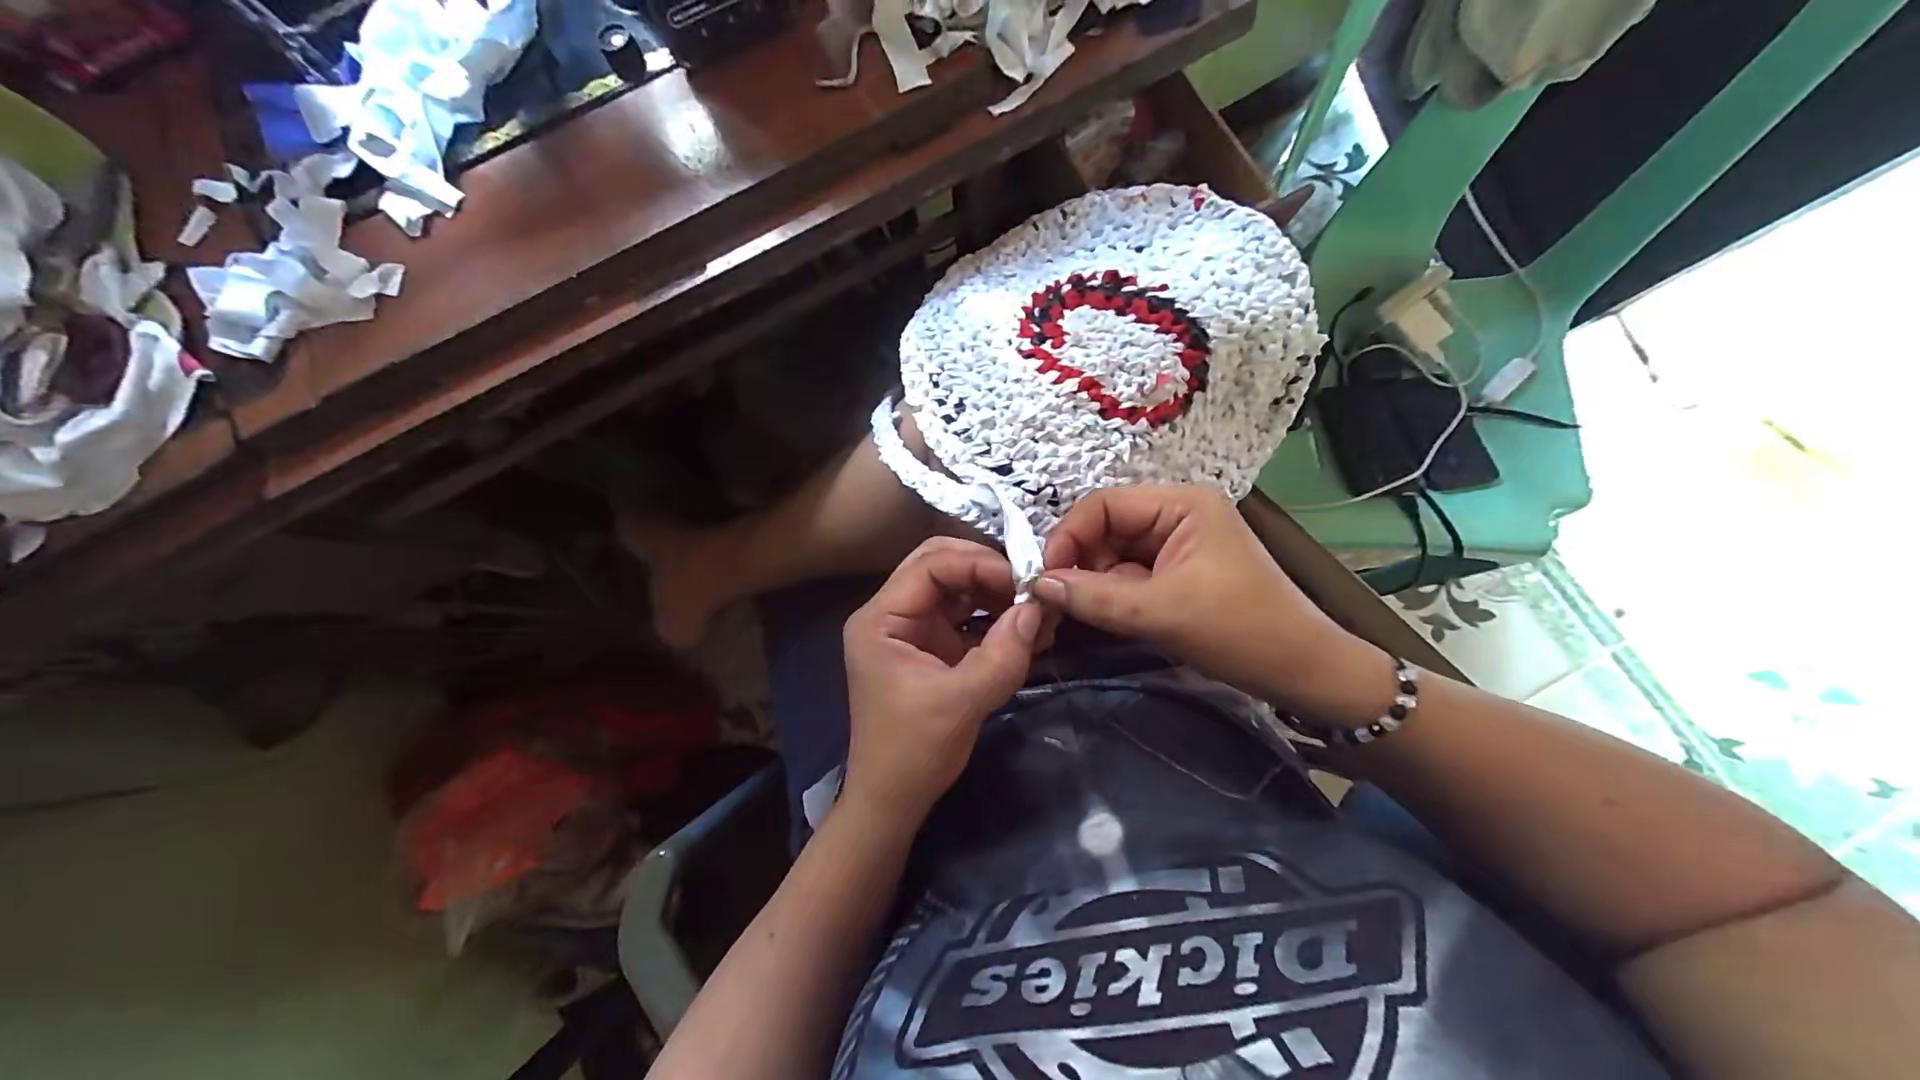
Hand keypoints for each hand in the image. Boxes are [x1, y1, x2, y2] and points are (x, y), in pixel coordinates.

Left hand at [841, 538, 1043, 822]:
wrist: (892, 800)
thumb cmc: (913, 752)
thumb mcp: (961, 703)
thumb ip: (1002, 655)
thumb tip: (1037, 609)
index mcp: (880, 620)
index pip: (929, 566)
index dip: (978, 564)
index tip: (1022, 580)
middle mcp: (892, 615)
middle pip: (941, 567)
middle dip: (987, 572)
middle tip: (1029, 588)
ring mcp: (912, 631)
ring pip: (956, 590)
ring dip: (996, 595)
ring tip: (1037, 610)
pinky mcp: (932, 649)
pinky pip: (966, 618)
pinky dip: (995, 620)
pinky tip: (1028, 631)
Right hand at [1032, 487, 1387, 724]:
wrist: (1304, 673)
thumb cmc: (1242, 630)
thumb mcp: (1163, 612)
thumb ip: (1096, 596)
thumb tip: (1037, 584)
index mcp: (1181, 504)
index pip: (1104, 505)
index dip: (1068, 536)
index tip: (1044, 577)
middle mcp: (1175, 516)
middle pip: (1104, 529)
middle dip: (1078, 563)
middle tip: (1052, 602)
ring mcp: (1175, 547)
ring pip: (1111, 557)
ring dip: (1090, 584)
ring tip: (1071, 614)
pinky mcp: (1175, 577)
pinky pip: (1126, 579)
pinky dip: (1108, 597)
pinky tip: (1095, 617)